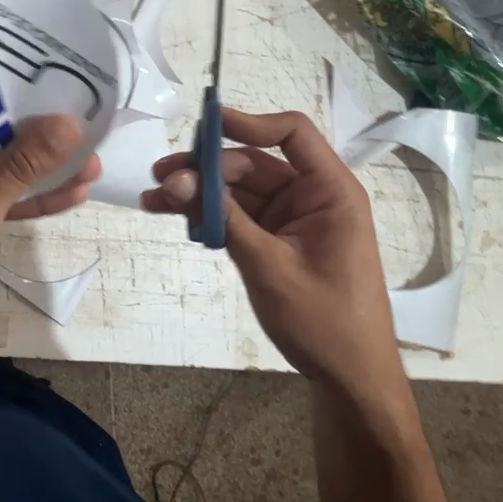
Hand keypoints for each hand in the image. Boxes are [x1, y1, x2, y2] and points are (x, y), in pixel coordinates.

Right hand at [142, 108, 404, 401]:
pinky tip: (174, 216)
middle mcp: (312, 196)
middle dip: (204, 169)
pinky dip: (208, 215)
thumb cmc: (323, 321)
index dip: (247, 122)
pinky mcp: (275, 238)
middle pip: (251, 162)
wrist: (349, 378)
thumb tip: (176, 180)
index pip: (291, 134)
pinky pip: (236, 214)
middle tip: (159, 180)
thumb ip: (223, 219)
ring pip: (237, 188)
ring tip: (153, 200)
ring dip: (197, 192)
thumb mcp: (268, 266)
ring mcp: (291, 218)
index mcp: (330, 192)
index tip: (201, 125)